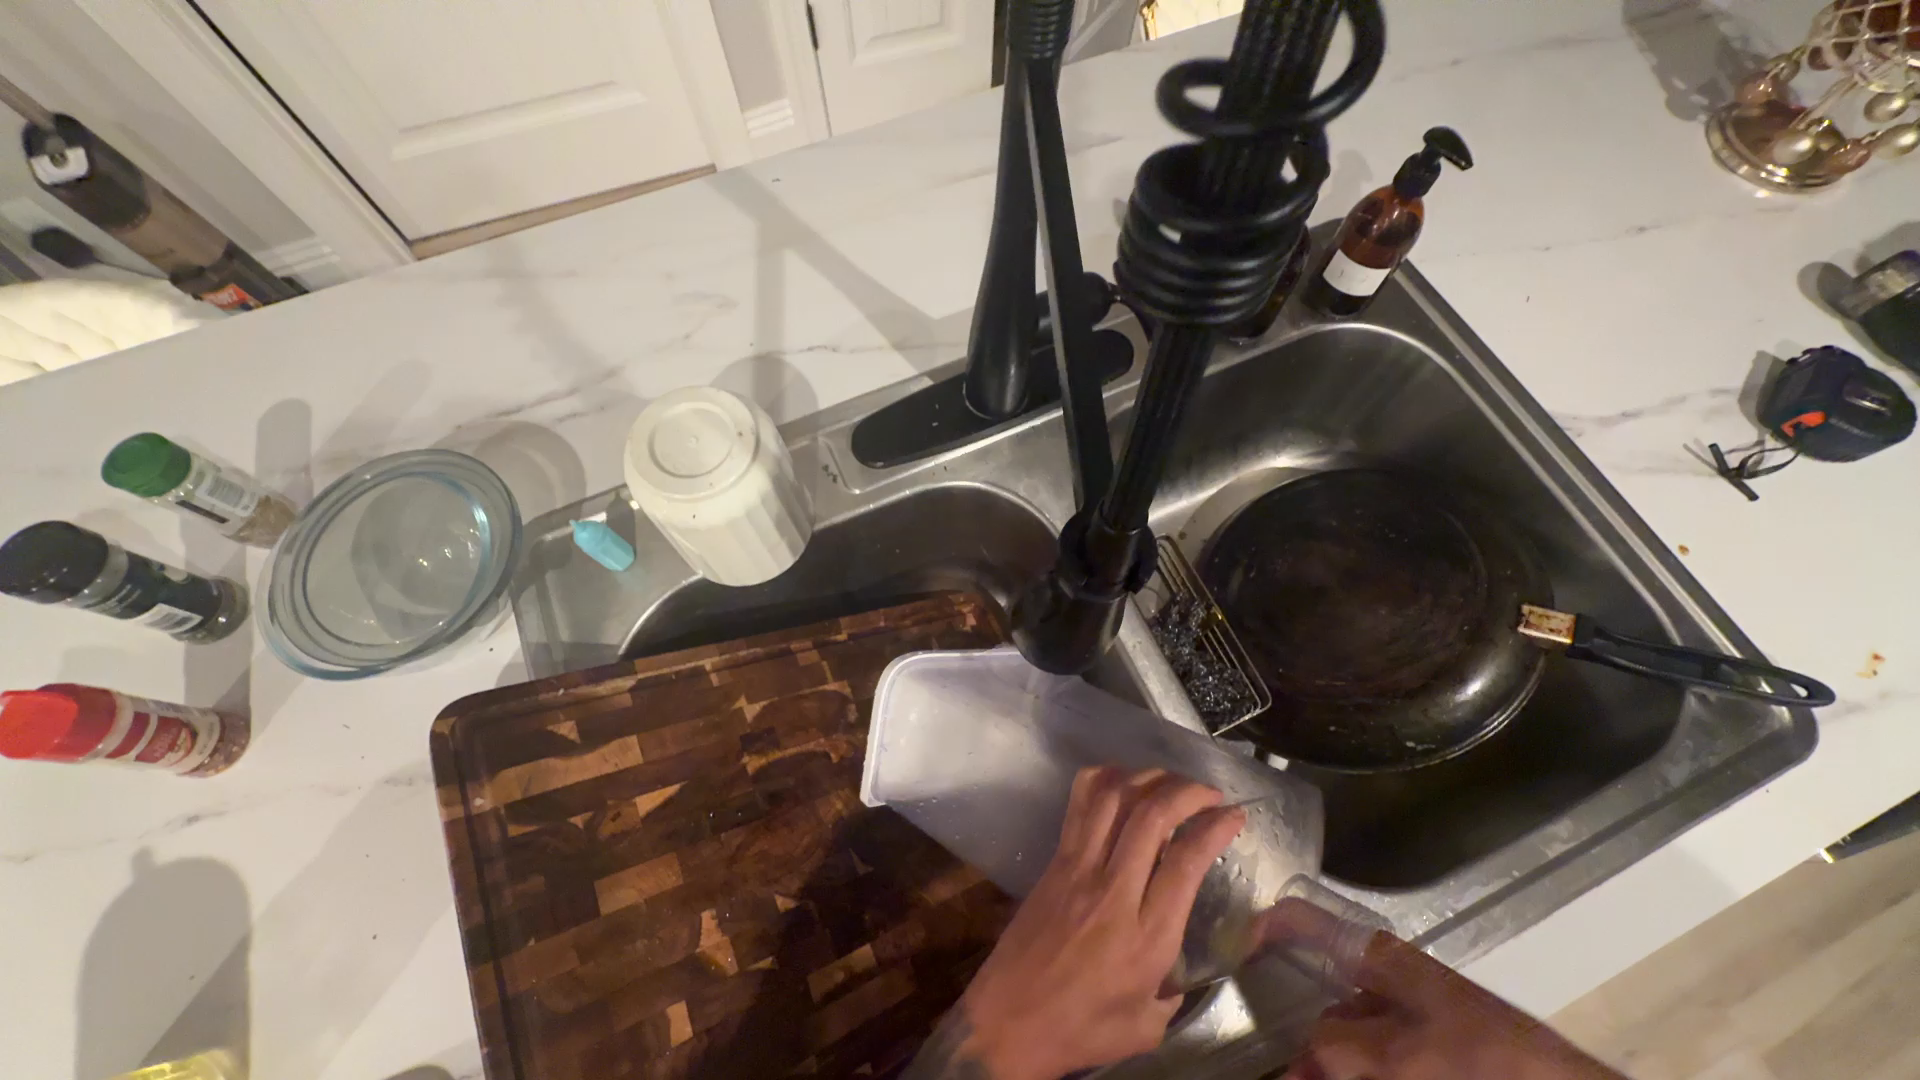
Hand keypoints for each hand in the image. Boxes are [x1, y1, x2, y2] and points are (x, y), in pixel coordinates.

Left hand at [918, 766, 1246, 1079]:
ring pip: (1113, 799)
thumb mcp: (1147, 1025)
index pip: (1186, 861)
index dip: (1216, 828)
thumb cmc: (1081, 1028)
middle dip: (1188, 791)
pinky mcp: (1054, 861)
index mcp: (1147, 935)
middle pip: (1152, 815)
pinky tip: (1122, 780)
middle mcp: (1114, 890)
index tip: (1234, 817)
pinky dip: (1103, 780)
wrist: (1007, 1020)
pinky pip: (1079, 805)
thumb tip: (1187, 965)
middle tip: (1209, 793)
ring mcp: (1078, 868)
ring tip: (1171, 780)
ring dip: (1147, 777)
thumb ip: (1176, 989)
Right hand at [1255, 902, 1626, 1079]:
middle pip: (1315, 989)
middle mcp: (1382, 976)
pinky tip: (1334, 1074)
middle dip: (1290, 1033)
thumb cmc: (1477, 1061)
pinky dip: (1349, 1067)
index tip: (1227, 958)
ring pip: (1340, 1032)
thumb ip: (1335, 1046)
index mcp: (1373, 957)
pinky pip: (1369, 1054)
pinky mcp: (1421, 1046)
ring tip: (1307, 1073)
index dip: (1259, 931)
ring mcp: (1402, 1013)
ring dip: (1320, 1061)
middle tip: (1276, 1064)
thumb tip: (1301, 1053)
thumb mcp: (1396, 1057)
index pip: (1299, 920)